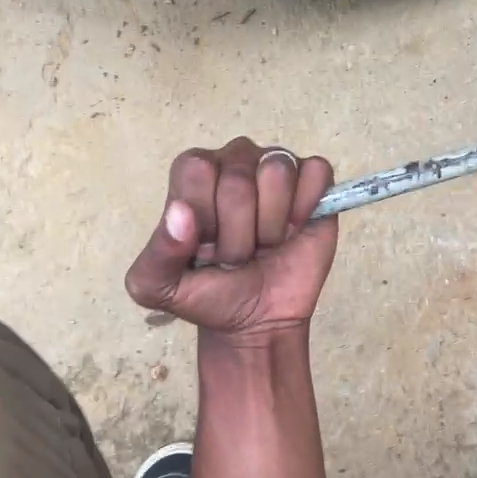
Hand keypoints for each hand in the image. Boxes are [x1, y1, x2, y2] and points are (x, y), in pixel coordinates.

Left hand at [124, 138, 337, 339]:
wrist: (259, 319)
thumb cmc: (209, 293)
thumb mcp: (160, 286)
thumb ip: (160, 252)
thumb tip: (180, 214)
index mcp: (194, 172)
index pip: (198, 171)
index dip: (205, 216)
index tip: (205, 247)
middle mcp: (235, 159)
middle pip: (239, 180)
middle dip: (240, 232)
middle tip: (239, 254)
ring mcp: (276, 163)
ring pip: (278, 171)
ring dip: (273, 223)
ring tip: (266, 242)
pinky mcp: (314, 176)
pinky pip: (316, 172)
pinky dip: (306, 208)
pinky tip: (295, 228)